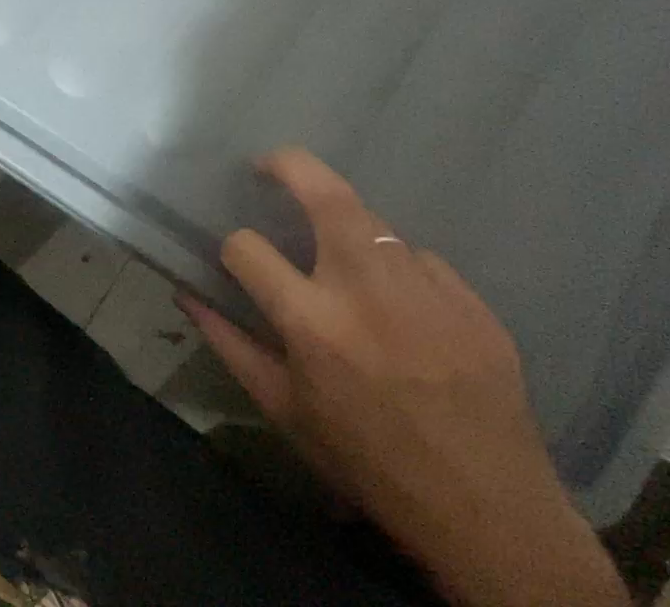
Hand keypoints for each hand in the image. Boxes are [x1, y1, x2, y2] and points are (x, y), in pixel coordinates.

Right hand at [181, 148, 625, 606]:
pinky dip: (393, 265)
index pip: (246, 247)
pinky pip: (420, 261)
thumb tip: (185, 292)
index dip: (230, 248)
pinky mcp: (474, 305)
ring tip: (328, 239)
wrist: (483, 505)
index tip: (234, 263)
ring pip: (375, 223)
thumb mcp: (279, 407)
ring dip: (342, 221)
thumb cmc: (362, 457)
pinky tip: (392, 299)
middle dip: (291, 167)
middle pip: (327, 199)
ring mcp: (429, 293)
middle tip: (268, 164)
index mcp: (310, 323)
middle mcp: (367, 293)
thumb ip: (228, 341)